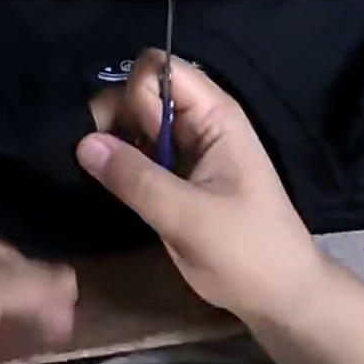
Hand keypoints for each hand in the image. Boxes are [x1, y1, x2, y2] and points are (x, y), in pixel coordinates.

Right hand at [77, 50, 327, 320]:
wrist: (280, 296)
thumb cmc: (248, 252)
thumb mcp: (191, 218)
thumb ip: (137, 179)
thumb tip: (84, 142)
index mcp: (213, 113)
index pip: (160, 68)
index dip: (135, 90)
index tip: (127, 133)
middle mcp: (197, 119)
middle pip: (140, 90)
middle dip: (115, 116)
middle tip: (103, 162)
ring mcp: (185, 145)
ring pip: (133, 118)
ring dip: (112, 139)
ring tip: (103, 175)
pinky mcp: (174, 171)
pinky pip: (136, 147)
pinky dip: (118, 158)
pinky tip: (108, 181)